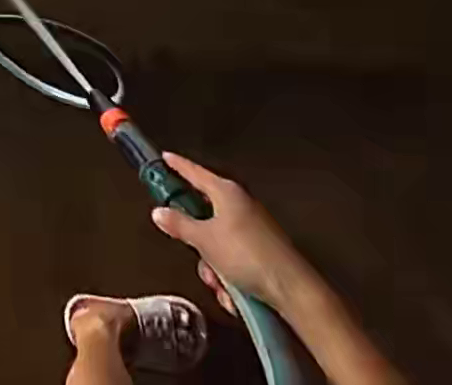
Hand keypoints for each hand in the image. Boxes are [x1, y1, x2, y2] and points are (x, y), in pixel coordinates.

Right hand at [148, 153, 315, 311]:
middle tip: (193, 249)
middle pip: (204, 214)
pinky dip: (229, 276)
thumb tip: (159, 213)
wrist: (292, 290)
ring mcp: (252, 228)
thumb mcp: (204, 240)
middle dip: (196, 240)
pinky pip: (233, 259)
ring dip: (213, 265)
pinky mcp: (261, 251)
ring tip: (220, 282)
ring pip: (217, 242)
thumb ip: (178, 225)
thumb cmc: (249, 255)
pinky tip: (234, 293)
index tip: (166, 158)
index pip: (194, 172)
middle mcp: (240, 204)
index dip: (177, 165)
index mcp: (225, 191)